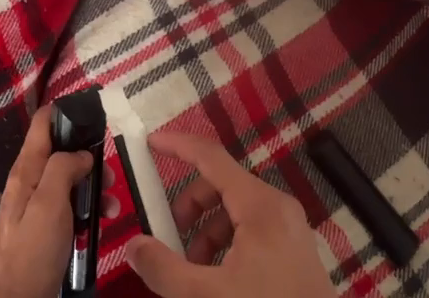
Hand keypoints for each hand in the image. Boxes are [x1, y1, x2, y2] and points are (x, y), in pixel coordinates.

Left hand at [0, 105, 121, 297]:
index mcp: (27, 167)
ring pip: (69, 180)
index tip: (95, 116)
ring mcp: (36, 205)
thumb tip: (82, 153)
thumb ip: (63, 168)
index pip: (44, 121)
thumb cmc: (31, 250)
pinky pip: (69, 206)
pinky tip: (101, 223)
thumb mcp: (49, 203)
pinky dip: (87, 209)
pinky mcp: (45, 229)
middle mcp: (30, 180)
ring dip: (93, 186)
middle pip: (61, 151)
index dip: (67, 111)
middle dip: (89, 157)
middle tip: (110, 175)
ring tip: (112, 206)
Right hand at [124, 133, 334, 297]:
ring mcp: (290, 229)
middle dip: (188, 207)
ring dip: (205, 232)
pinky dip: (226, 245)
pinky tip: (215, 280)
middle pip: (220, 185)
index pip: (210, 156)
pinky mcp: (295, 253)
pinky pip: (251, 231)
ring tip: (190, 269)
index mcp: (260, 205)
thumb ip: (165, 270)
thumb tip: (133, 246)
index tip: (149, 145)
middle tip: (166, 237)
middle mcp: (277, 207)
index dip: (178, 146)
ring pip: (235, 211)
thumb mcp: (209, 297)